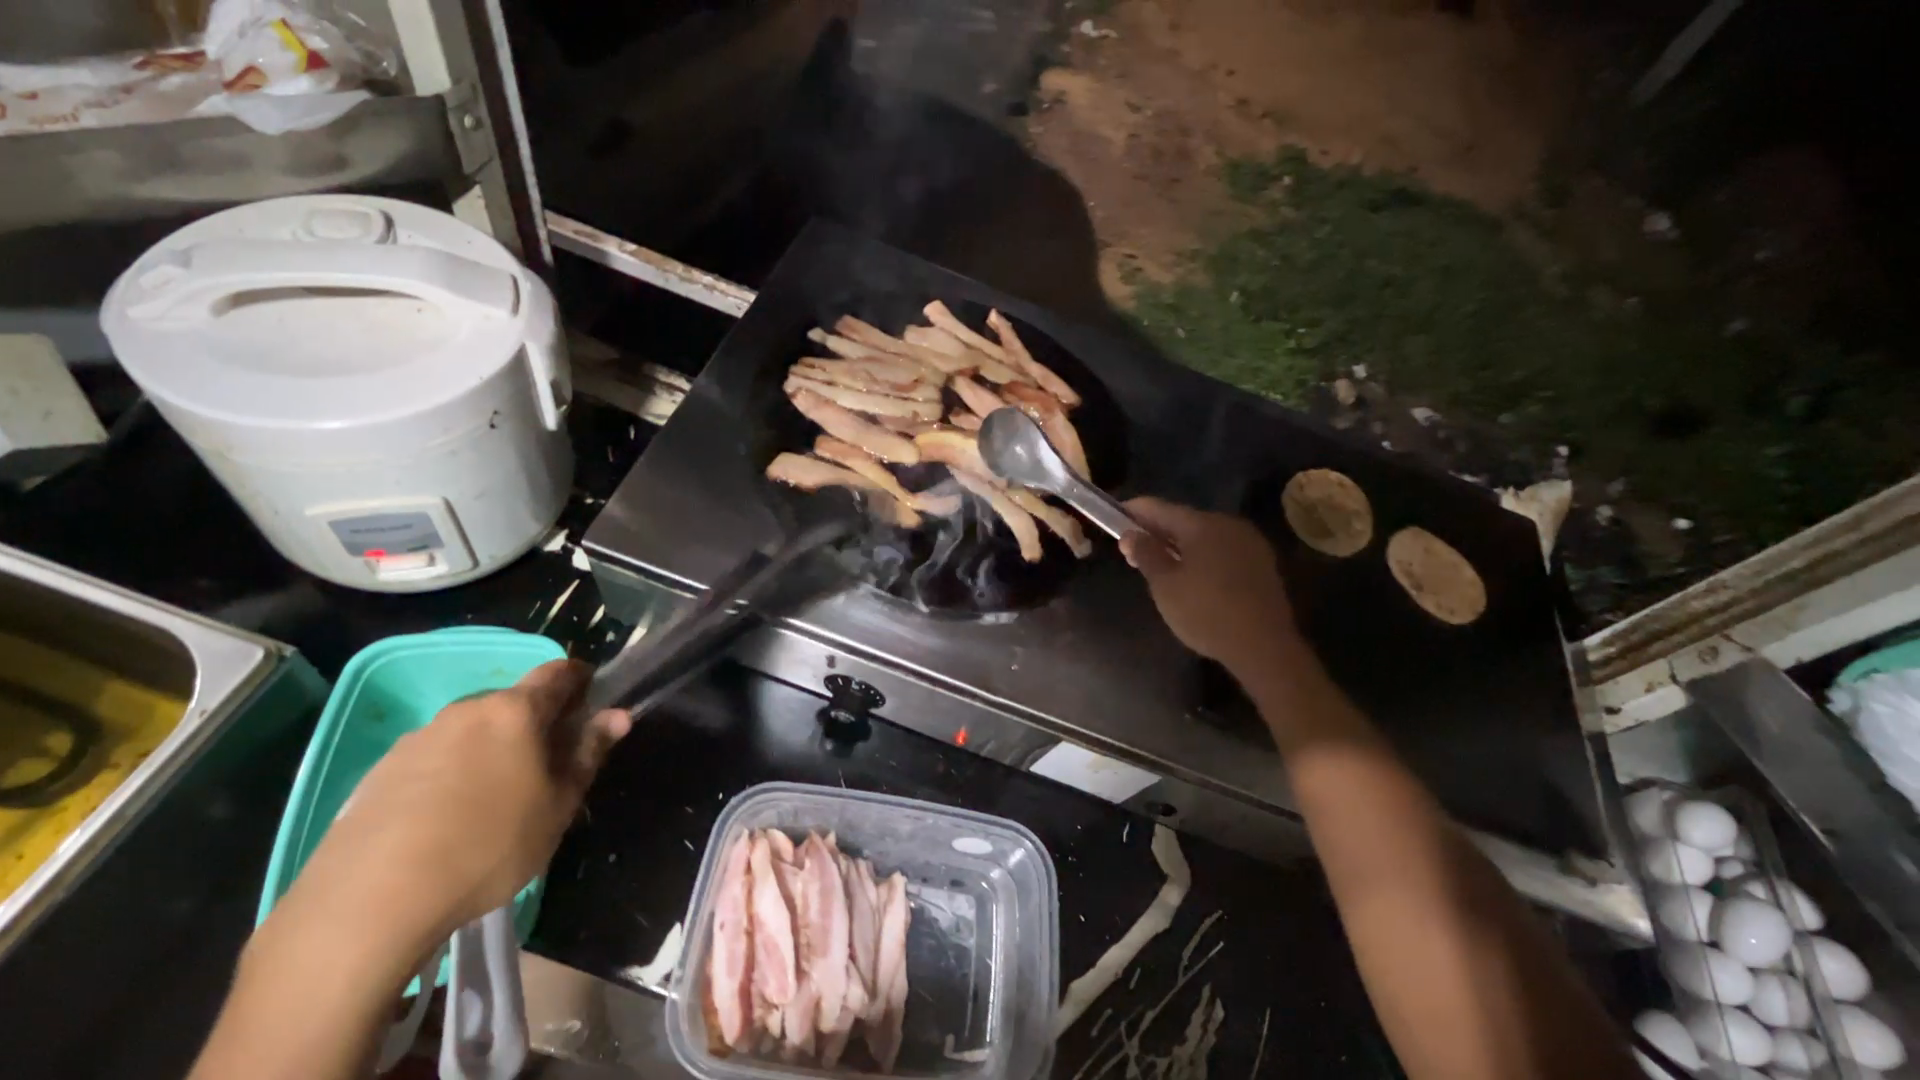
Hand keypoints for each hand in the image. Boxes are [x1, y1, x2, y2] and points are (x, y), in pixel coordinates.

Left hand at [272, 660, 630, 961]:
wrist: (375, 895)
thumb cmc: (490, 845)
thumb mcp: (558, 805)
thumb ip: (587, 754)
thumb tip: (617, 715)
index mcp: (514, 711)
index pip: (557, 674)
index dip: (580, 681)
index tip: (591, 702)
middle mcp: (466, 711)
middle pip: (511, 703)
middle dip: (535, 723)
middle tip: (549, 764)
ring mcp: (418, 738)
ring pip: (470, 731)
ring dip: (492, 749)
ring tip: (496, 799)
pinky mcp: (382, 770)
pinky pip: (434, 759)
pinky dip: (453, 774)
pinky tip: (449, 819)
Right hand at [1120, 498, 1301, 676]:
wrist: (1264, 646)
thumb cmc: (1206, 613)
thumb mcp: (1165, 586)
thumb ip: (1146, 554)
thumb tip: (1130, 534)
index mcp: (1202, 524)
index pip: (1159, 507)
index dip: (1134, 512)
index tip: (1114, 518)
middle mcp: (1228, 524)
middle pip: (1184, 520)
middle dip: (1157, 532)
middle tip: (1134, 551)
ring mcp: (1249, 543)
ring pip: (1205, 536)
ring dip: (1181, 546)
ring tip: (1161, 567)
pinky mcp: (1262, 564)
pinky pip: (1222, 551)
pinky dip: (1203, 558)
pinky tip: (1194, 579)